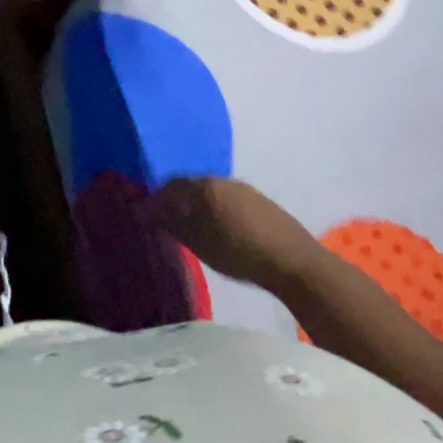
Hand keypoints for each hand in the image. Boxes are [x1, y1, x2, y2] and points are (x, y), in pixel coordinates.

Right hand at [151, 177, 328, 290]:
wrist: (295, 262)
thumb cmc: (238, 252)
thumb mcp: (197, 242)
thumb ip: (171, 223)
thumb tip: (148, 211)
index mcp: (204, 186)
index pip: (170, 184)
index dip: (155, 200)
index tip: (147, 218)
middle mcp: (224, 180)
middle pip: (191, 185)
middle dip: (177, 201)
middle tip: (168, 222)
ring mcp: (246, 189)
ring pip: (212, 192)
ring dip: (198, 206)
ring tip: (194, 228)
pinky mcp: (262, 202)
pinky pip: (229, 199)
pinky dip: (217, 210)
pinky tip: (221, 229)